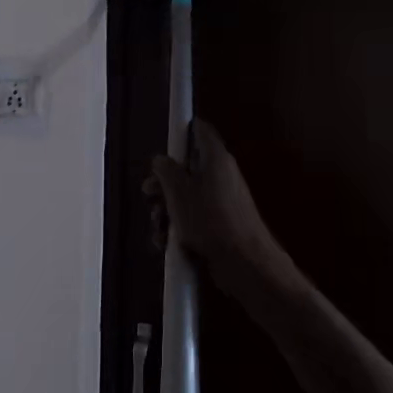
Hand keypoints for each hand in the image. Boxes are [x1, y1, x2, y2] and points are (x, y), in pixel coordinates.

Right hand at [143, 121, 285, 274]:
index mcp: (216, 159)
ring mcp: (222, 202)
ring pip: (187, 198)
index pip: (201, 132)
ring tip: (158, 228)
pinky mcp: (220, 225)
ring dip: (167, 211)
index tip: (166, 139)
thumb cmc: (209, 219)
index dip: (184, 130)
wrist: (243, 261)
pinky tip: (165, 244)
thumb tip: (161, 159)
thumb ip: (166, 171)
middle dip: (164, 184)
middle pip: (187, 170)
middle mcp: (221, 176)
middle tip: (149, 194)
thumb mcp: (179, 192)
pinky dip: (179, 228)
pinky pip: (194, 218)